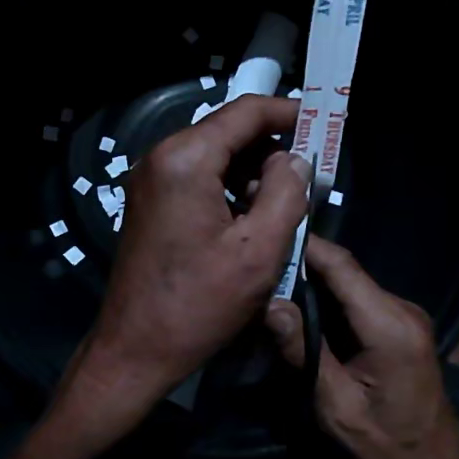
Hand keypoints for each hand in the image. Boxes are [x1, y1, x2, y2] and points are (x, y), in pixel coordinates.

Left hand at [54, 95, 311, 445]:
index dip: (289, 113)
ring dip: (251, 171)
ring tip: (286, 202)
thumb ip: (286, 193)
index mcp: (185, 159)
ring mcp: (149, 180)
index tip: (324, 126)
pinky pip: (196, 177)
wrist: (135, 347)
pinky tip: (251, 216)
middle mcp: (160, 158)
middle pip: (227, 131)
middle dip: (271, 147)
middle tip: (311, 174)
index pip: (246, 112)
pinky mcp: (149, 202)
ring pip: (213, 156)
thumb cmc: (198, 303)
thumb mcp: (259, 251)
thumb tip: (294, 159)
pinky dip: (227, 187)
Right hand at [266, 236, 458, 458]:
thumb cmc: (386, 447)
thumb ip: (304, 350)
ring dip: (313, 282)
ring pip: (351, 284)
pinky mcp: (403, 326)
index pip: (342, 266)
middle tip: (258, 265)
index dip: (306, 245)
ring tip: (270, 283)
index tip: (267, 235)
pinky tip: (301, 307)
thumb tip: (270, 303)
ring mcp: (407, 316)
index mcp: (390, 326)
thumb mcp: (336, 405)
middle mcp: (404, 311)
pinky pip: (359, 299)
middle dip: (302, 264)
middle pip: (346, 272)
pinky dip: (329, 299)